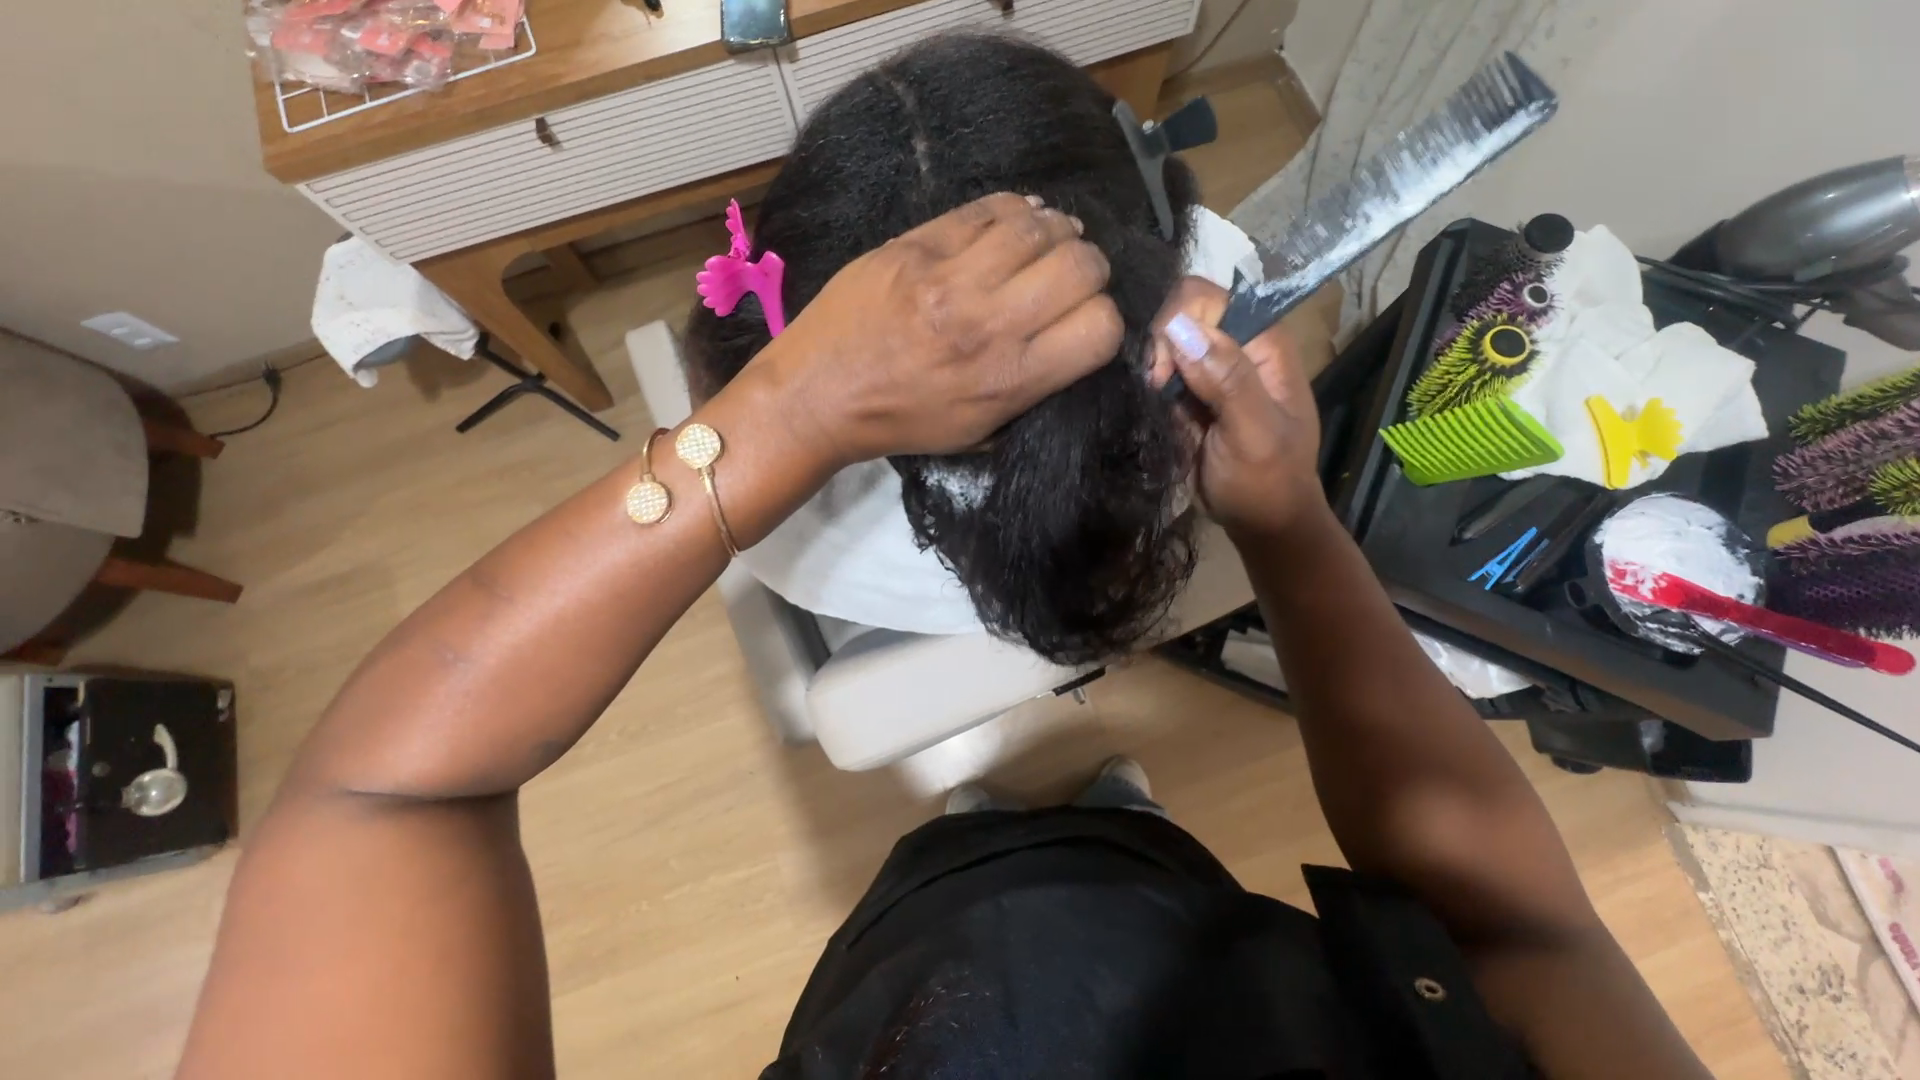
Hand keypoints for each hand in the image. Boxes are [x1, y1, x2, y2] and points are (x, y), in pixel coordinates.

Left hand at [749, 192, 1122, 468]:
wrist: (817, 395)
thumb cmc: (902, 421)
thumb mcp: (980, 429)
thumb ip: (1036, 385)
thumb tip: (1078, 332)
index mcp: (1008, 379)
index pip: (1101, 327)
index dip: (1104, 320)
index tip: (1083, 320)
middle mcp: (987, 324)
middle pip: (1082, 266)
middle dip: (1088, 268)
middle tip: (1068, 276)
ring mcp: (949, 277)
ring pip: (1040, 225)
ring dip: (1054, 232)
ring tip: (1044, 244)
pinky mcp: (916, 244)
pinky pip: (989, 207)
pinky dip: (1013, 211)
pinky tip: (1012, 225)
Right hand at [1148, 277, 1325, 539]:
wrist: (1262, 525)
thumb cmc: (1267, 482)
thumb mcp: (1254, 434)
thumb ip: (1227, 379)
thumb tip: (1182, 328)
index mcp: (1263, 343)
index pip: (1208, 299)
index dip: (1177, 323)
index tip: (1163, 372)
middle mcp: (1235, 346)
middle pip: (1179, 316)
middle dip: (1158, 350)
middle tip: (1154, 392)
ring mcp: (1209, 371)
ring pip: (1163, 346)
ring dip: (1149, 374)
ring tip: (1153, 408)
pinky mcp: (1188, 396)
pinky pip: (1157, 377)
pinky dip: (1148, 392)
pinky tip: (1151, 413)